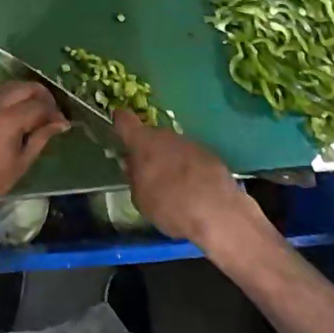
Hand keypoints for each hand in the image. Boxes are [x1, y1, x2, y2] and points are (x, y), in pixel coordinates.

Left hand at [0, 81, 68, 225]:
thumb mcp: (23, 160)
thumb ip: (42, 136)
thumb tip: (61, 123)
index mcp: (7, 120)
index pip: (38, 105)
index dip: (53, 112)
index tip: (62, 122)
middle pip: (24, 87)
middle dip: (42, 95)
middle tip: (51, 111)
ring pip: (9, 87)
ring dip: (25, 94)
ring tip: (36, 111)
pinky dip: (10, 97)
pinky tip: (17, 113)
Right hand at [112, 108, 264, 249]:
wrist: (217, 211)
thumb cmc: (169, 205)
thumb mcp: (140, 198)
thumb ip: (134, 177)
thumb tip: (134, 166)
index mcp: (143, 142)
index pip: (125, 121)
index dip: (120, 121)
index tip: (117, 123)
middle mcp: (166, 136)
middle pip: (151, 137)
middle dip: (148, 151)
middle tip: (147, 172)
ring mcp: (190, 143)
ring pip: (172, 147)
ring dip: (170, 160)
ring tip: (172, 186)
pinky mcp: (210, 155)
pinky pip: (191, 158)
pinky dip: (188, 169)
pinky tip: (192, 190)